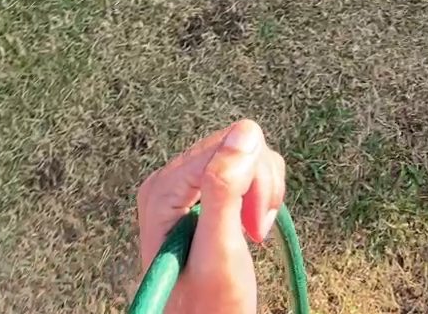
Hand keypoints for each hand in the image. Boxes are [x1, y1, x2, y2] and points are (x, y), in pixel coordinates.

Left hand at [136, 120, 287, 313]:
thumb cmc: (209, 306)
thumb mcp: (220, 250)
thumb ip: (225, 189)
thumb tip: (244, 131)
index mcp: (164, 188)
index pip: (227, 143)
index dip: (252, 178)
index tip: (254, 226)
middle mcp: (172, 177)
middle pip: (238, 144)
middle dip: (258, 185)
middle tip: (256, 231)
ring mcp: (189, 182)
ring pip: (248, 152)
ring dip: (263, 191)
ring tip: (254, 231)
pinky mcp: (207, 186)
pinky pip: (249, 164)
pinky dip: (263, 192)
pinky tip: (253, 225)